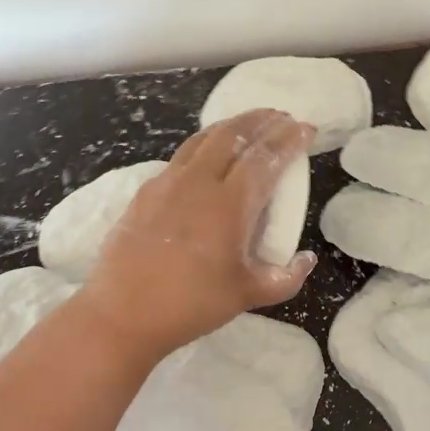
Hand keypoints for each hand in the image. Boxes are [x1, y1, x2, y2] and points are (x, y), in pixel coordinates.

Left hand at [77, 110, 316, 358]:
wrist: (122, 313)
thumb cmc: (191, 305)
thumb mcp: (249, 296)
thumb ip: (286, 277)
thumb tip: (307, 258)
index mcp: (230, 204)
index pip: (265, 158)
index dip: (289, 139)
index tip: (306, 128)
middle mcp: (199, 182)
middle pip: (234, 135)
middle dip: (261, 121)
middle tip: (281, 117)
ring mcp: (168, 183)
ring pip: (203, 139)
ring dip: (232, 126)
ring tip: (249, 124)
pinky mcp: (146, 193)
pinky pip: (181, 156)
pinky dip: (204, 145)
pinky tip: (208, 156)